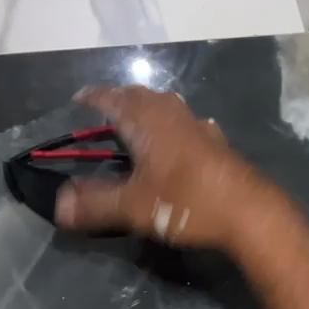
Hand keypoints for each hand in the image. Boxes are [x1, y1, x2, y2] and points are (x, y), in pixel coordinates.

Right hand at [54, 85, 281, 250]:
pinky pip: (182, 121)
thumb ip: (95, 204)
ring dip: (144, 108)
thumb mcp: (134, 206)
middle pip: (137, 96)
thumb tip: (59, 206)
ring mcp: (194, 123)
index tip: (77, 99)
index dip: (92, 97)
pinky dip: (168, 123)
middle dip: (117, 99)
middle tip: (101, 110)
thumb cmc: (187, 200)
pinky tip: (173, 139)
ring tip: (132, 121)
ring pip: (162, 105)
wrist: (250, 213)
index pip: (111, 98)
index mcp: (144, 118)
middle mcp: (168, 111)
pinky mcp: (213, 139)